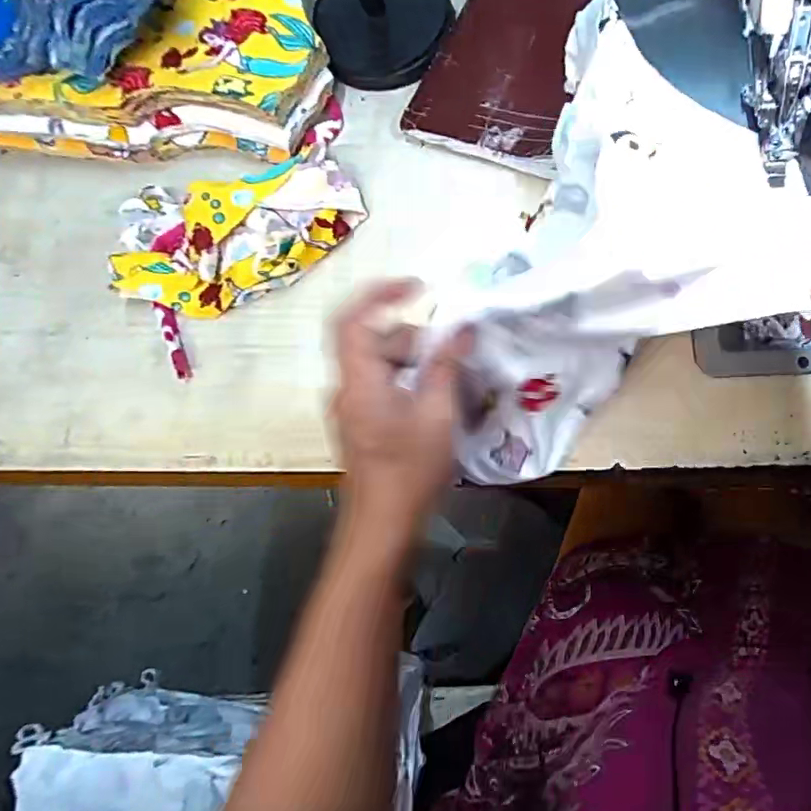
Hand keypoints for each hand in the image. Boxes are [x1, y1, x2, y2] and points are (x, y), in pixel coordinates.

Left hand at [330, 279, 471, 526]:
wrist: (382, 523)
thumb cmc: (410, 469)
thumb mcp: (437, 414)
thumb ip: (446, 366)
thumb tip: (462, 329)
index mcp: (359, 380)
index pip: (353, 319)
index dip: (381, 294)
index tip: (419, 288)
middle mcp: (348, 388)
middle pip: (375, 342)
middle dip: (416, 339)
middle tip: (454, 355)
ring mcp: (353, 407)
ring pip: (383, 366)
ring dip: (418, 364)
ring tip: (453, 383)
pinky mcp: (363, 423)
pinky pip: (384, 386)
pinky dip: (411, 383)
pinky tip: (438, 403)